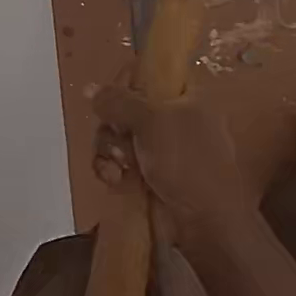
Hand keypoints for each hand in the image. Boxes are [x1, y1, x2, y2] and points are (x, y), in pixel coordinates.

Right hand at [94, 86, 260, 234]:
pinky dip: (111, 169)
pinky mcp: (145, 174)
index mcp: (185, 96)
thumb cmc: (187, 162)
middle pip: (124, 106)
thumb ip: (118, 101)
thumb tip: (89, 88)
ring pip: (115, 136)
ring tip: (120, 166)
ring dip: (110, 150)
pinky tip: (115, 179)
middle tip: (120, 136)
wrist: (205, 222)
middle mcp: (171, 119)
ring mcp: (158, 149)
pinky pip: (115, 162)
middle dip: (113, 124)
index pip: (148, 73)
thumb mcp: (153, 120)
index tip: (116, 97)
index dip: (127, 82)